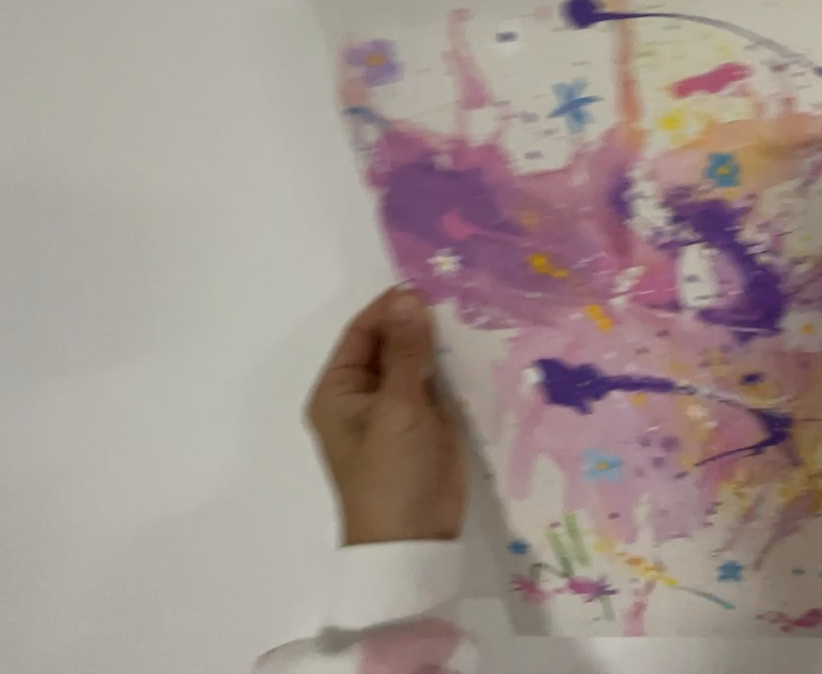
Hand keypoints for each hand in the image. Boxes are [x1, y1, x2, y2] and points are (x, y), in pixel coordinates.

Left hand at [307, 285, 467, 545]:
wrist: (416, 538)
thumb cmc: (394, 473)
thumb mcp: (399, 407)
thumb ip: (406, 350)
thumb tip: (408, 295)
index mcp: (339, 390)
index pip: (363, 331)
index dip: (393, 305)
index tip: (433, 282)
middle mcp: (364, 393)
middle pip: (391, 341)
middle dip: (421, 319)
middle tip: (463, 291)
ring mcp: (397, 406)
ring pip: (417, 358)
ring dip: (441, 339)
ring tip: (478, 310)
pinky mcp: (426, 418)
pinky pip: (437, 378)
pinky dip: (454, 361)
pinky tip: (482, 343)